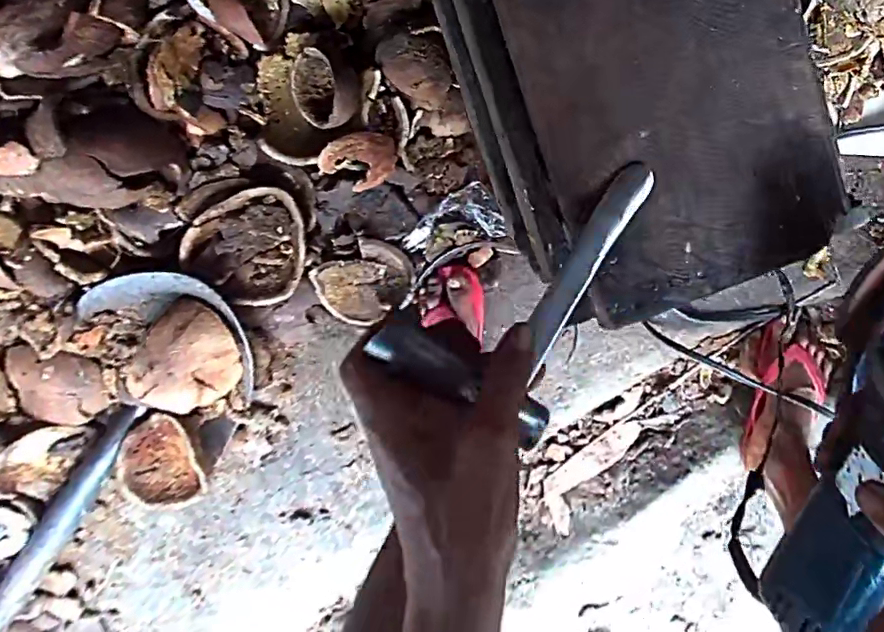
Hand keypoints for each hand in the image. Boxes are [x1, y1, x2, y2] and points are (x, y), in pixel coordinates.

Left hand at [340, 322, 533, 631]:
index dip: (388, 326)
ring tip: (508, 367)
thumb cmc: (459, 518)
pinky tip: (517, 396)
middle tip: (479, 341)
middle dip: (448, 343)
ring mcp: (421, 437)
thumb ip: (507, 377)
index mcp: (390, 415)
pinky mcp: (443, 449)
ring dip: (473, 368)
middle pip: (408, 361)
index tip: (423, 310)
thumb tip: (520, 334)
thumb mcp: (491, 433)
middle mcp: (399, 422)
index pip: (362, 358)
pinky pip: (457, 404)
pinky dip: (483, 392)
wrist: (464, 574)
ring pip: (438, 382)